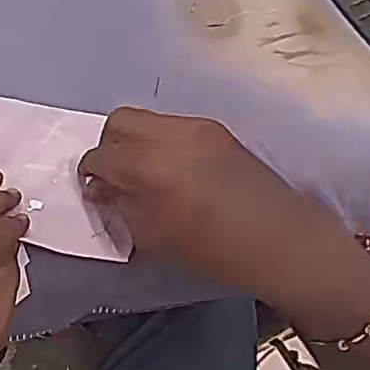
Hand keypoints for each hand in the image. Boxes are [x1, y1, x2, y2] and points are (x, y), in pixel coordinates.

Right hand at [78, 108, 369, 338]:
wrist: (279, 240)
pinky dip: (160, 141)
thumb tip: (102, 188)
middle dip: (108, 146)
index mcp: (150, 166)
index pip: (100, 156)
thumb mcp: (153, 237)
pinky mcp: (216, 130)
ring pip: (147, 119)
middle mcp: (170, 135)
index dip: (90, 175)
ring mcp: (197, 127)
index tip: (94, 191)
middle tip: (115, 176)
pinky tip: (172, 170)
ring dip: (134, 141)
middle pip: (119, 121)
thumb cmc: (212, 250)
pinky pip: (173, 125)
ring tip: (144, 172)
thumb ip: (120, 206)